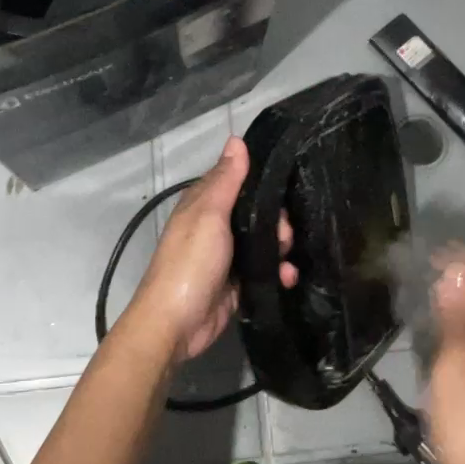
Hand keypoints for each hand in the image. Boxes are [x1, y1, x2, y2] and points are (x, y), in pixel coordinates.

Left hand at [124, 138, 298, 361]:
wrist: (176, 324)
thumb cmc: (190, 263)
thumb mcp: (208, 215)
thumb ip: (226, 180)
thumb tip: (236, 139)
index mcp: (204, 204)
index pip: (238, 180)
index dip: (262, 181)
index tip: (286, 187)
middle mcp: (215, 226)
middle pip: (257, 212)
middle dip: (277, 220)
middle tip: (285, 233)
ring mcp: (227, 256)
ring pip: (264, 241)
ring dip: (281, 247)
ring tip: (287, 257)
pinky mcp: (238, 283)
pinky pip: (265, 270)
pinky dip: (279, 272)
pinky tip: (288, 278)